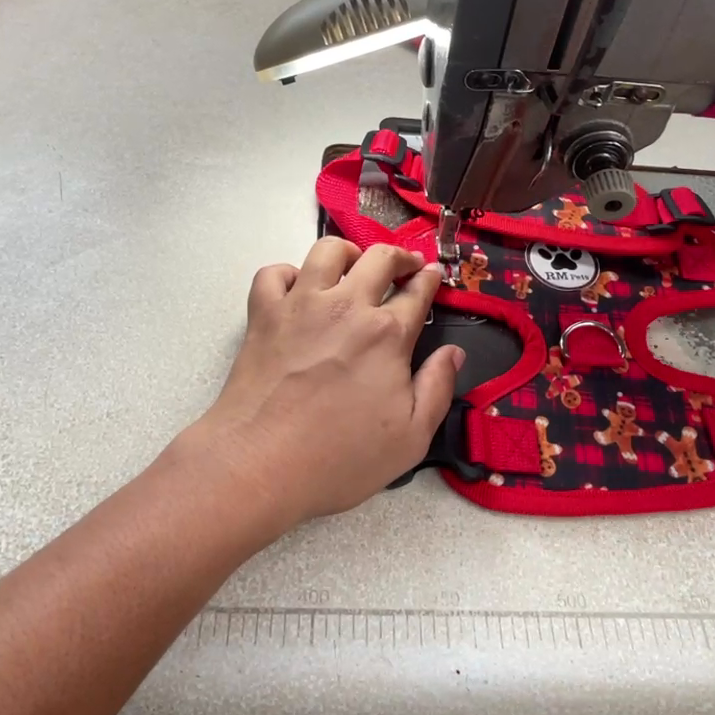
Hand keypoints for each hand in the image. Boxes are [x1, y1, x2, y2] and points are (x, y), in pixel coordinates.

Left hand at [170, 237, 464, 529]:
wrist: (260, 463)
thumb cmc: (340, 457)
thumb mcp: (411, 438)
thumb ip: (437, 388)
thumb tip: (454, 353)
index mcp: (387, 333)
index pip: (417, 292)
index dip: (430, 279)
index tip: (434, 274)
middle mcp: (346, 305)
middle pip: (379, 258)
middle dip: (400, 255)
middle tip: (405, 265)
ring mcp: (300, 304)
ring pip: (327, 251)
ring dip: (348, 252)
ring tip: (353, 265)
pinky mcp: (263, 314)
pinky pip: (273, 273)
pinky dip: (288, 274)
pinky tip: (297, 289)